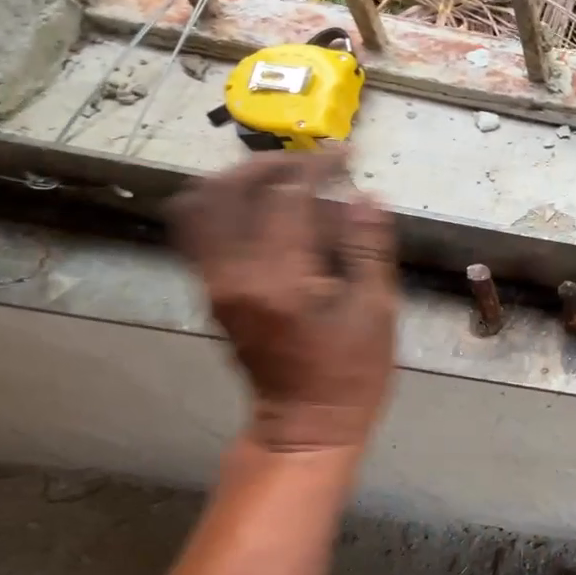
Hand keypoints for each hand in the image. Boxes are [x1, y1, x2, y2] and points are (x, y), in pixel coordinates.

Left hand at [169, 151, 397, 455]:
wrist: (305, 421)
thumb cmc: (352, 370)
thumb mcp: (377, 309)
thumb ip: (368, 248)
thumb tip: (366, 196)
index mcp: (279, 279)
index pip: (287, 199)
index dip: (316, 167)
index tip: (345, 153)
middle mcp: (232, 275)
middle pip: (223, 192)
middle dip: (267, 165)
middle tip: (308, 161)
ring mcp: (213, 283)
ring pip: (198, 208)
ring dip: (237, 182)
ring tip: (282, 178)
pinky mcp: (211, 291)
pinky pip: (200, 232)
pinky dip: (226, 206)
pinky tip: (266, 209)